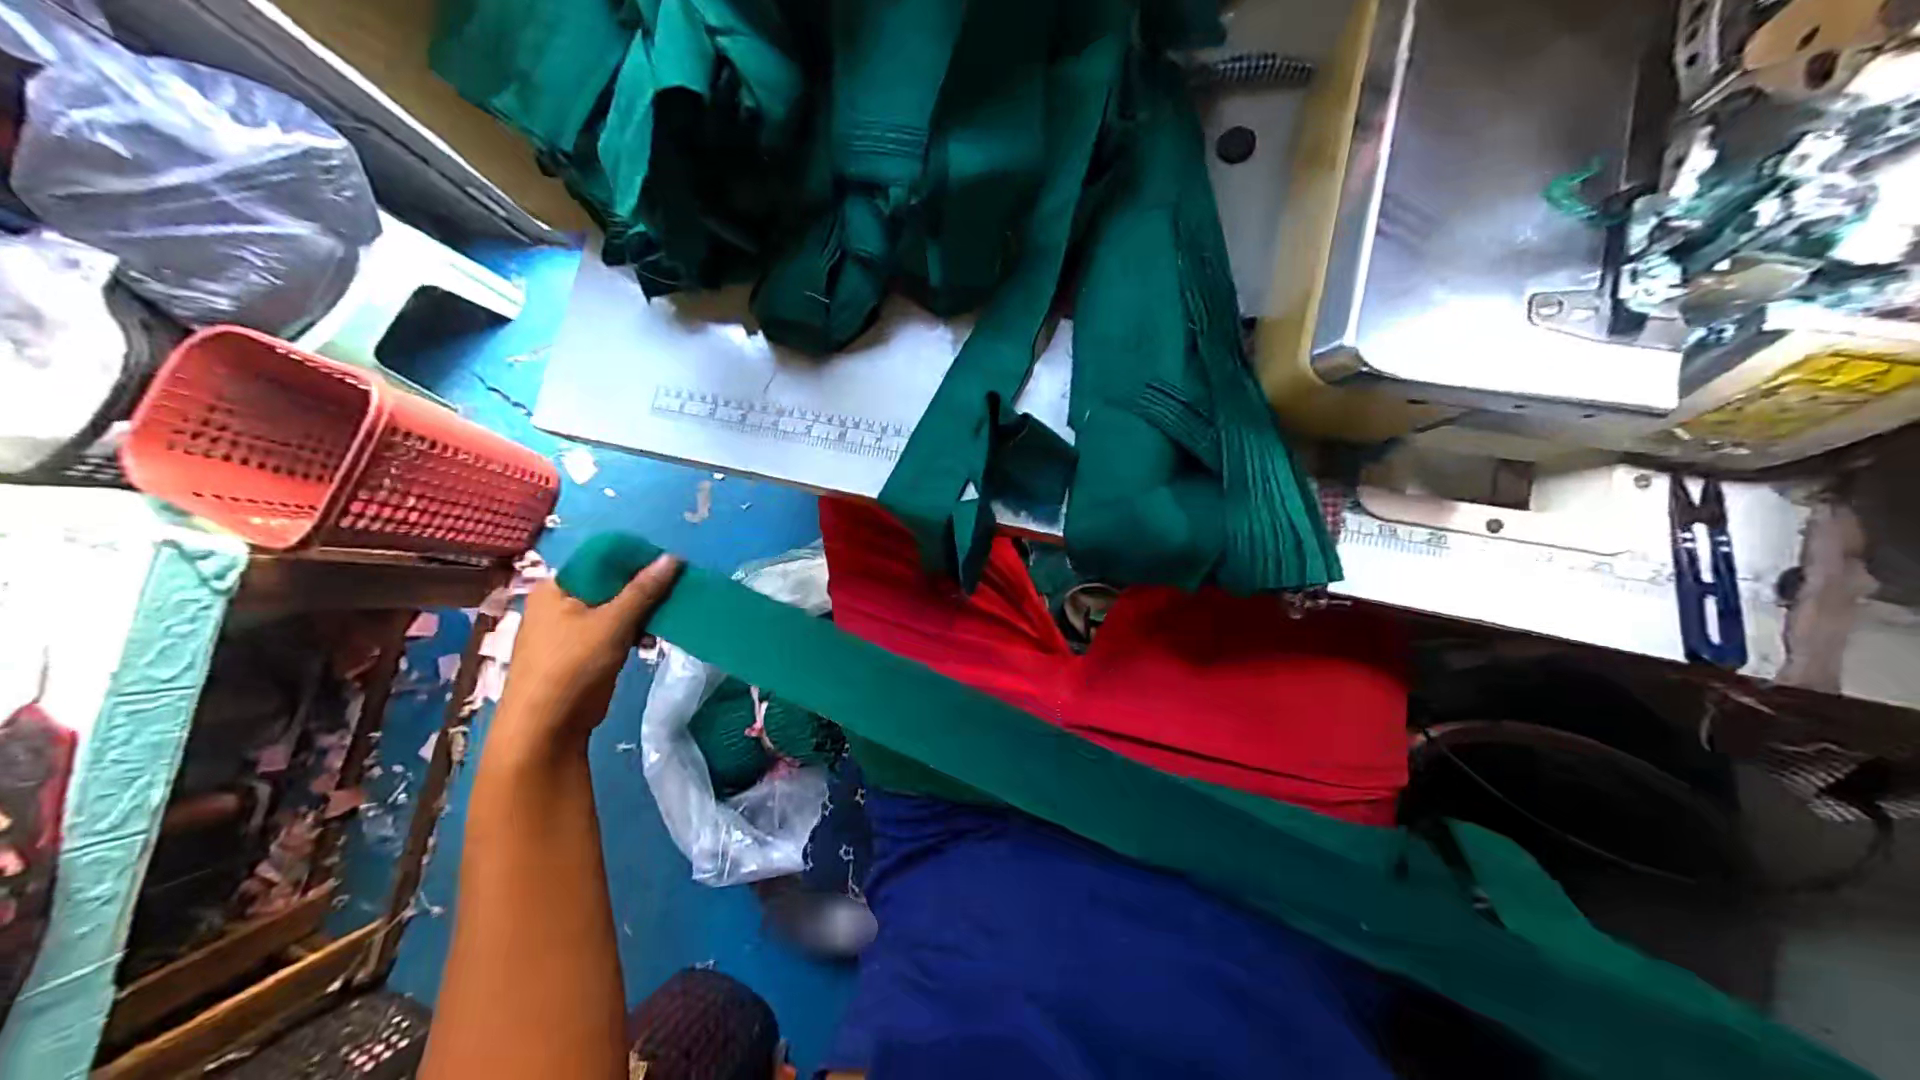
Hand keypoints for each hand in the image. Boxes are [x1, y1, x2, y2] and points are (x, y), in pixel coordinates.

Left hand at [494, 554, 681, 751]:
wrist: (547, 727)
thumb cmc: (572, 666)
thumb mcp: (612, 623)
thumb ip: (644, 590)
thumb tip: (674, 557)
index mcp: (555, 588)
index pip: (599, 559)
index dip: (634, 558)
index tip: (668, 561)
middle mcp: (559, 603)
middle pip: (609, 584)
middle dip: (642, 588)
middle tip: (676, 586)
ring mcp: (570, 629)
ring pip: (615, 609)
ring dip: (642, 612)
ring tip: (671, 611)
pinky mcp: (584, 652)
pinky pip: (614, 631)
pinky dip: (634, 631)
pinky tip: (654, 637)